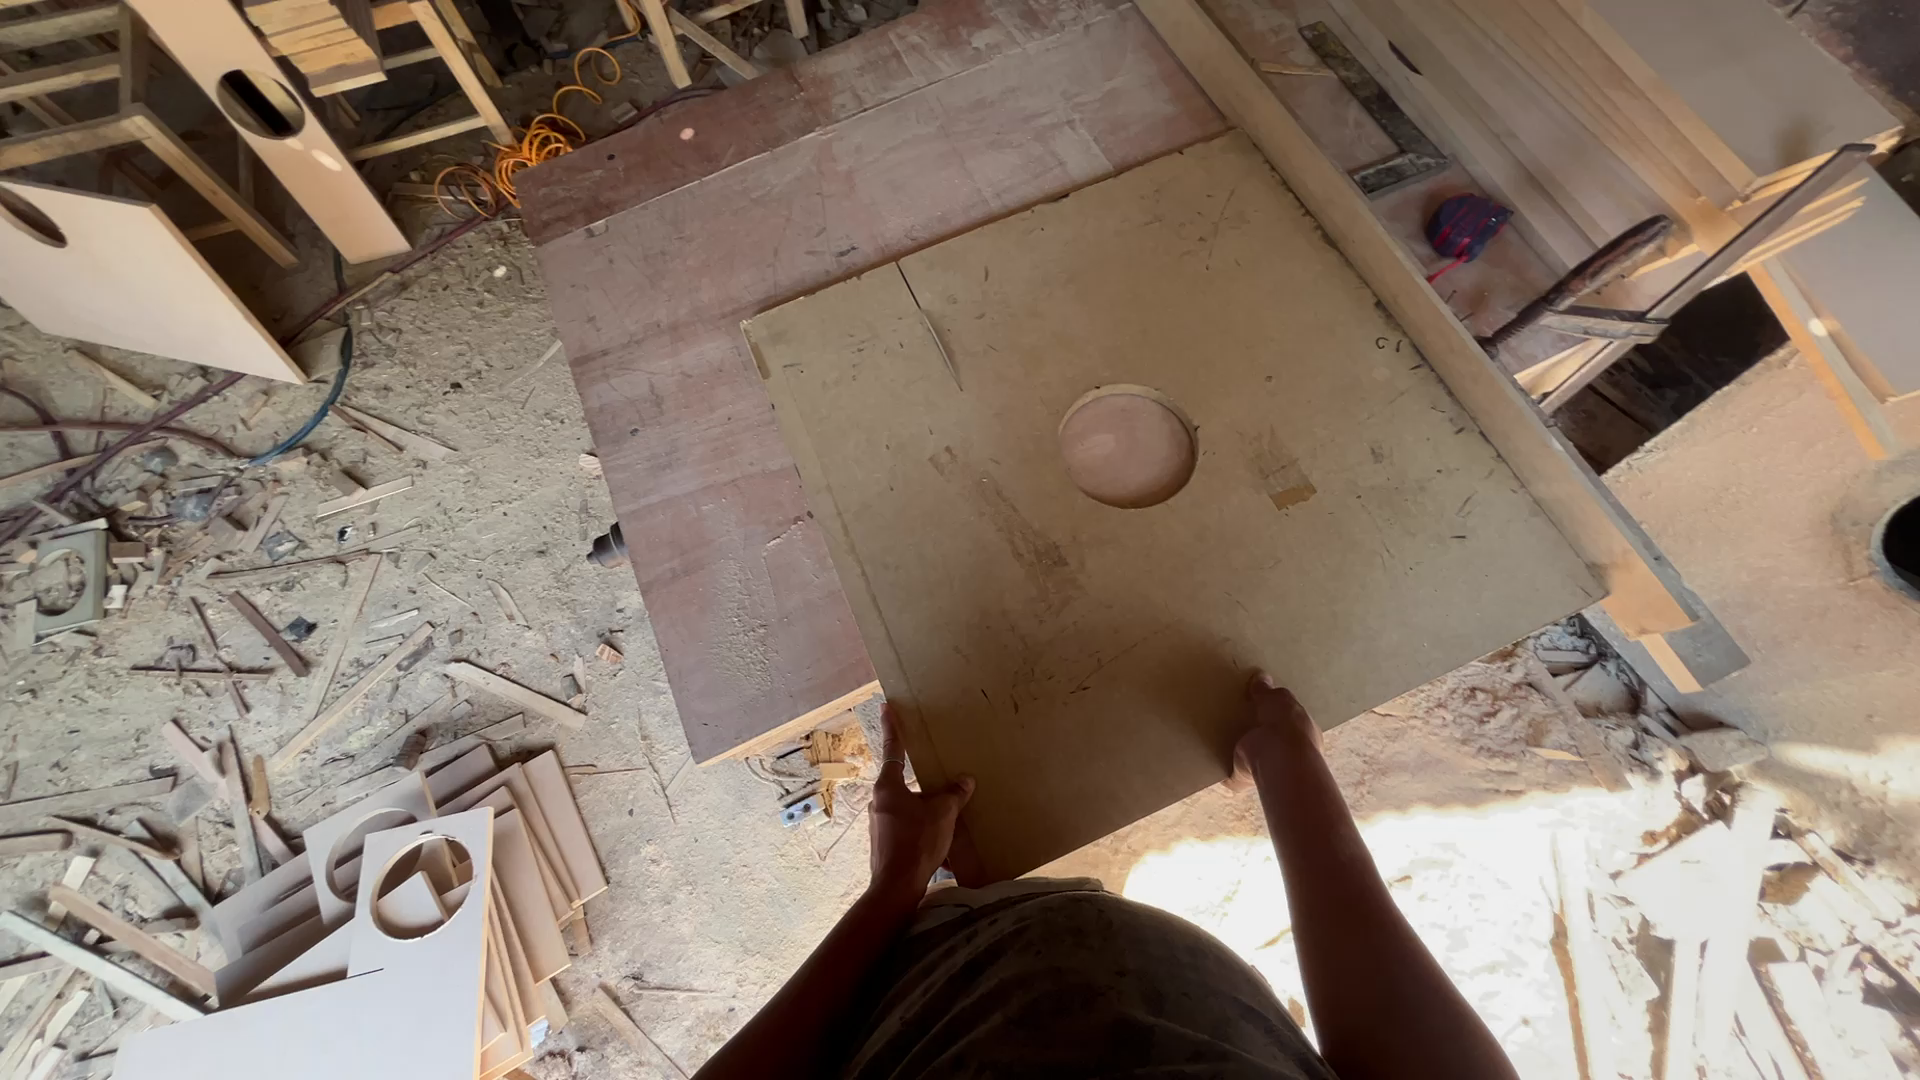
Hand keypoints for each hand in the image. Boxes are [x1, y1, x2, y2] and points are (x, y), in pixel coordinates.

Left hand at [869, 704, 973, 900]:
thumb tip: (965, 781)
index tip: (886, 706)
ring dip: (924, 811)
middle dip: (921, 784)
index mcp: (888, 787)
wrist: (896, 888)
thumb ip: (953, 794)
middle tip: (937, 779)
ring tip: (947, 820)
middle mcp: (878, 801)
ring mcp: (879, 824)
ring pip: (906, 808)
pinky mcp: (885, 843)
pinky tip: (942, 846)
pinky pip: (907, 828)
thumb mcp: (942, 813)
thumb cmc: (916, 842)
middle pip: (902, 783)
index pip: (892, 749)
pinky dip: (923, 831)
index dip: (891, 727)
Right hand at [1225, 672, 1320, 792]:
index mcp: (1302, 731)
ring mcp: (1268, 766)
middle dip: (1258, 732)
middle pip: (1271, 739)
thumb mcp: (1278, 698)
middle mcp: (1288, 751)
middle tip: (1239, 720)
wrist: (1277, 756)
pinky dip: (1226, 771)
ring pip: (1253, 757)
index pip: (1288, 720)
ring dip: (1242, 752)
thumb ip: (1267, 691)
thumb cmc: (1285, 724)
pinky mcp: (1246, 777)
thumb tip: (1261, 678)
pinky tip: (1215, 761)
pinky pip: (1233, 774)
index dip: (1276, 713)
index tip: (1259, 706)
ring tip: (1223, 738)